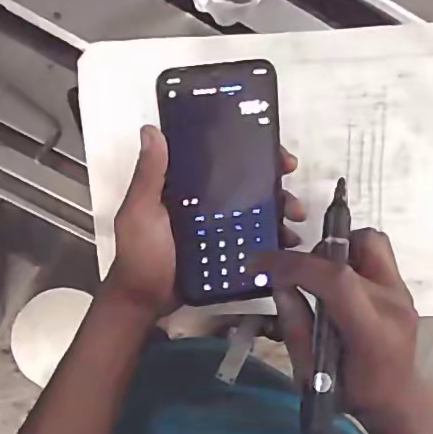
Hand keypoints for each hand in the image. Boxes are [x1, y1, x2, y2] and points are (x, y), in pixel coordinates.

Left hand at [105, 125, 305, 316]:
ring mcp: (214, 226)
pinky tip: (286, 241)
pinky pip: (252, 237)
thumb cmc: (139, 256)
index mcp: (181, 187)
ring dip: (278, 208)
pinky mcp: (223, 249)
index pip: (218, 159)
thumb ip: (149, 175)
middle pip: (243, 183)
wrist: (145, 302)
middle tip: (290, 184)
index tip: (273, 151)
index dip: (247, 151)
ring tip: (293, 218)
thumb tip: (151, 131)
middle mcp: (201, 202)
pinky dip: (271, 236)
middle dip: (272, 181)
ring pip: (253, 209)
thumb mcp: (141, 211)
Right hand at [254, 230, 432, 433]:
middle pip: (357, 248)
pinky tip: (337, 285)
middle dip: (315, 255)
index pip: (336, 279)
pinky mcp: (402, 288)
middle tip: (296, 277)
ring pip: (370, 241)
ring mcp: (402, 293)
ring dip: (338, 250)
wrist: (396, 401)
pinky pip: (375, 254)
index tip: (261, 264)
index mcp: (371, 331)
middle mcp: (393, 304)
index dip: (294, 264)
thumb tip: (279, 284)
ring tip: (319, 277)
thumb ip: (295, 326)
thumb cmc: (350, 394)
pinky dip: (349, 258)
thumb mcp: (311, 373)